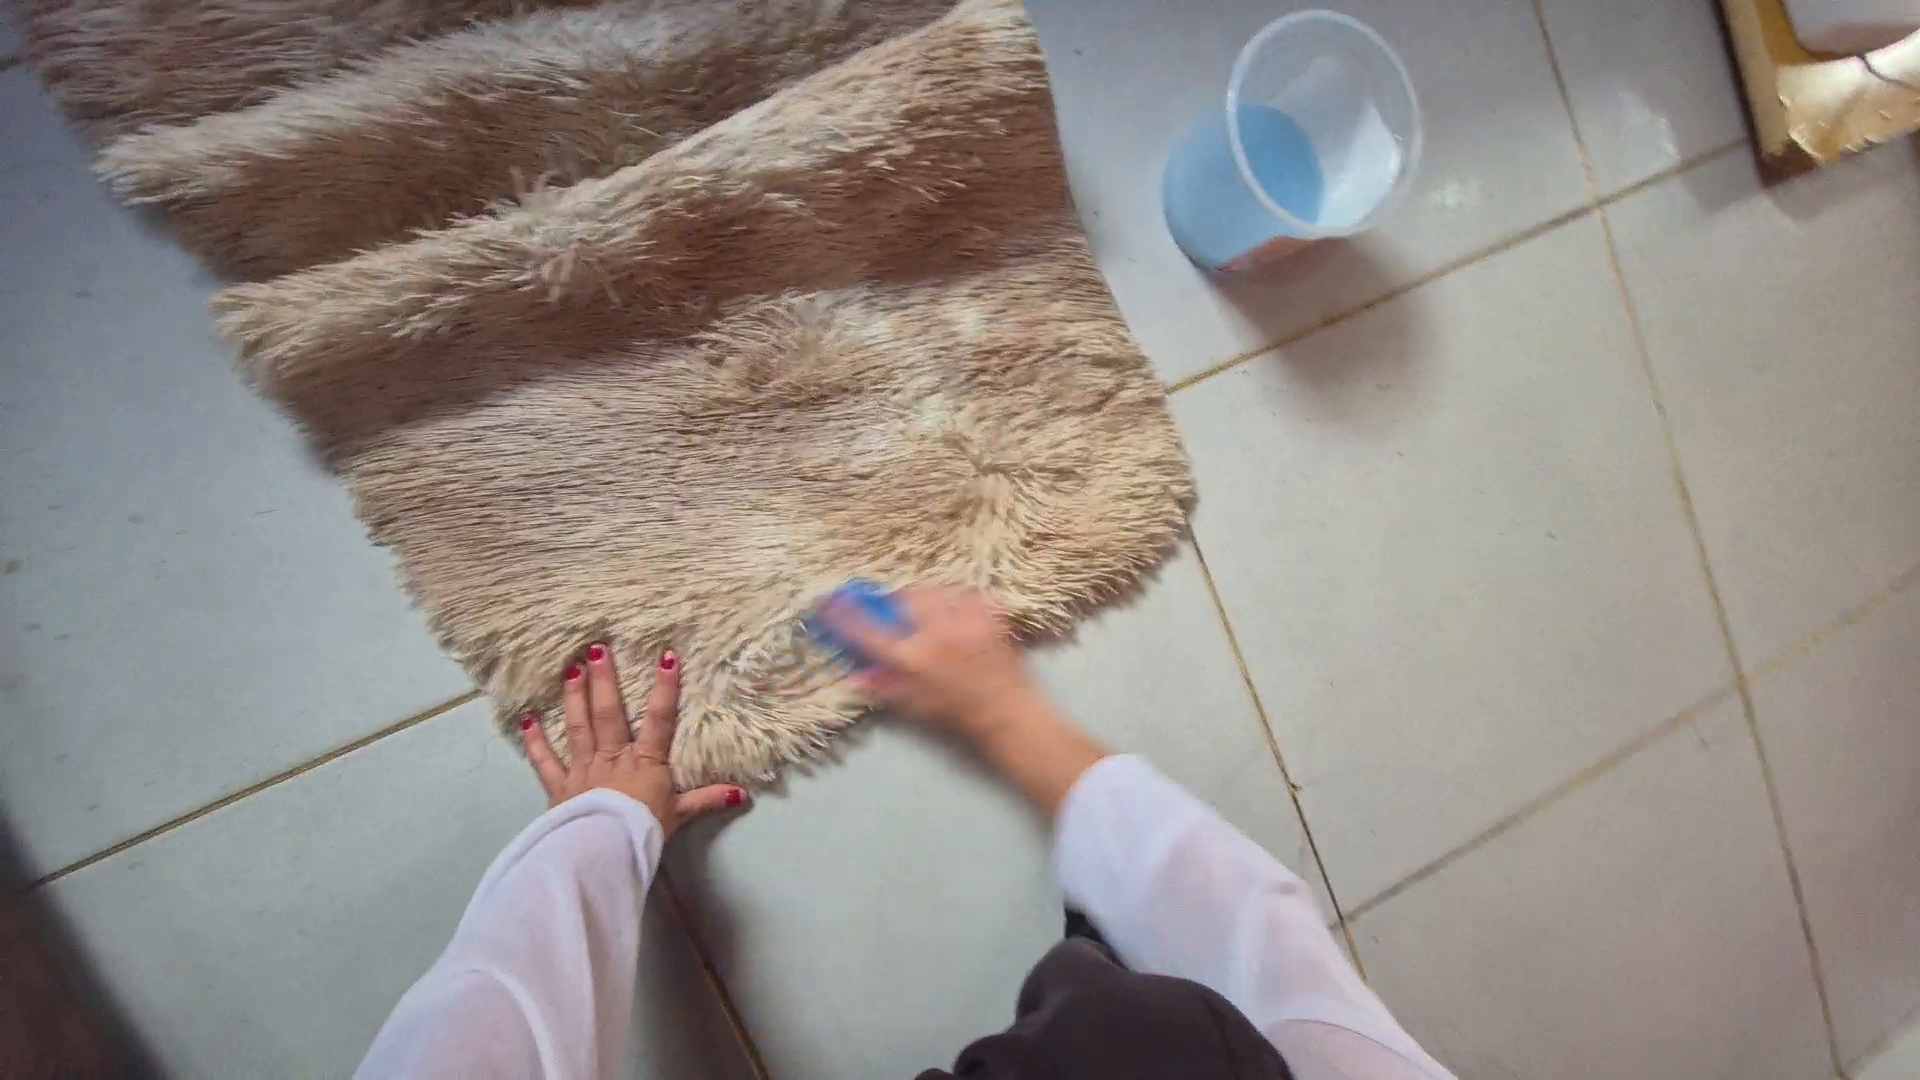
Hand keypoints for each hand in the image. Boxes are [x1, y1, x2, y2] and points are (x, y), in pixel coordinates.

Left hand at [520, 643, 745, 836]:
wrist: (601, 855)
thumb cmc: (642, 832)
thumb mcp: (680, 815)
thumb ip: (708, 799)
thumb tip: (744, 794)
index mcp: (646, 761)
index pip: (659, 719)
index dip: (665, 688)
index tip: (666, 656)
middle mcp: (614, 758)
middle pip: (609, 713)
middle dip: (604, 680)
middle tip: (597, 649)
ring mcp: (584, 770)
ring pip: (579, 727)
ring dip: (574, 697)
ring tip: (571, 669)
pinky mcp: (560, 788)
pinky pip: (546, 762)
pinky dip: (536, 742)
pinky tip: (527, 720)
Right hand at [821, 587, 1110, 818]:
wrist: (1010, 714)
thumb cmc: (960, 716)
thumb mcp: (915, 706)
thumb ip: (884, 686)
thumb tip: (856, 673)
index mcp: (914, 658)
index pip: (868, 631)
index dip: (844, 616)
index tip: (829, 604)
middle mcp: (938, 633)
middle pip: (904, 600)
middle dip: (895, 603)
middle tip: (896, 615)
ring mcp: (967, 620)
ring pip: (934, 591)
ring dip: (925, 600)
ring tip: (928, 616)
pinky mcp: (990, 613)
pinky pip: (965, 594)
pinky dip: (956, 600)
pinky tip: (957, 617)